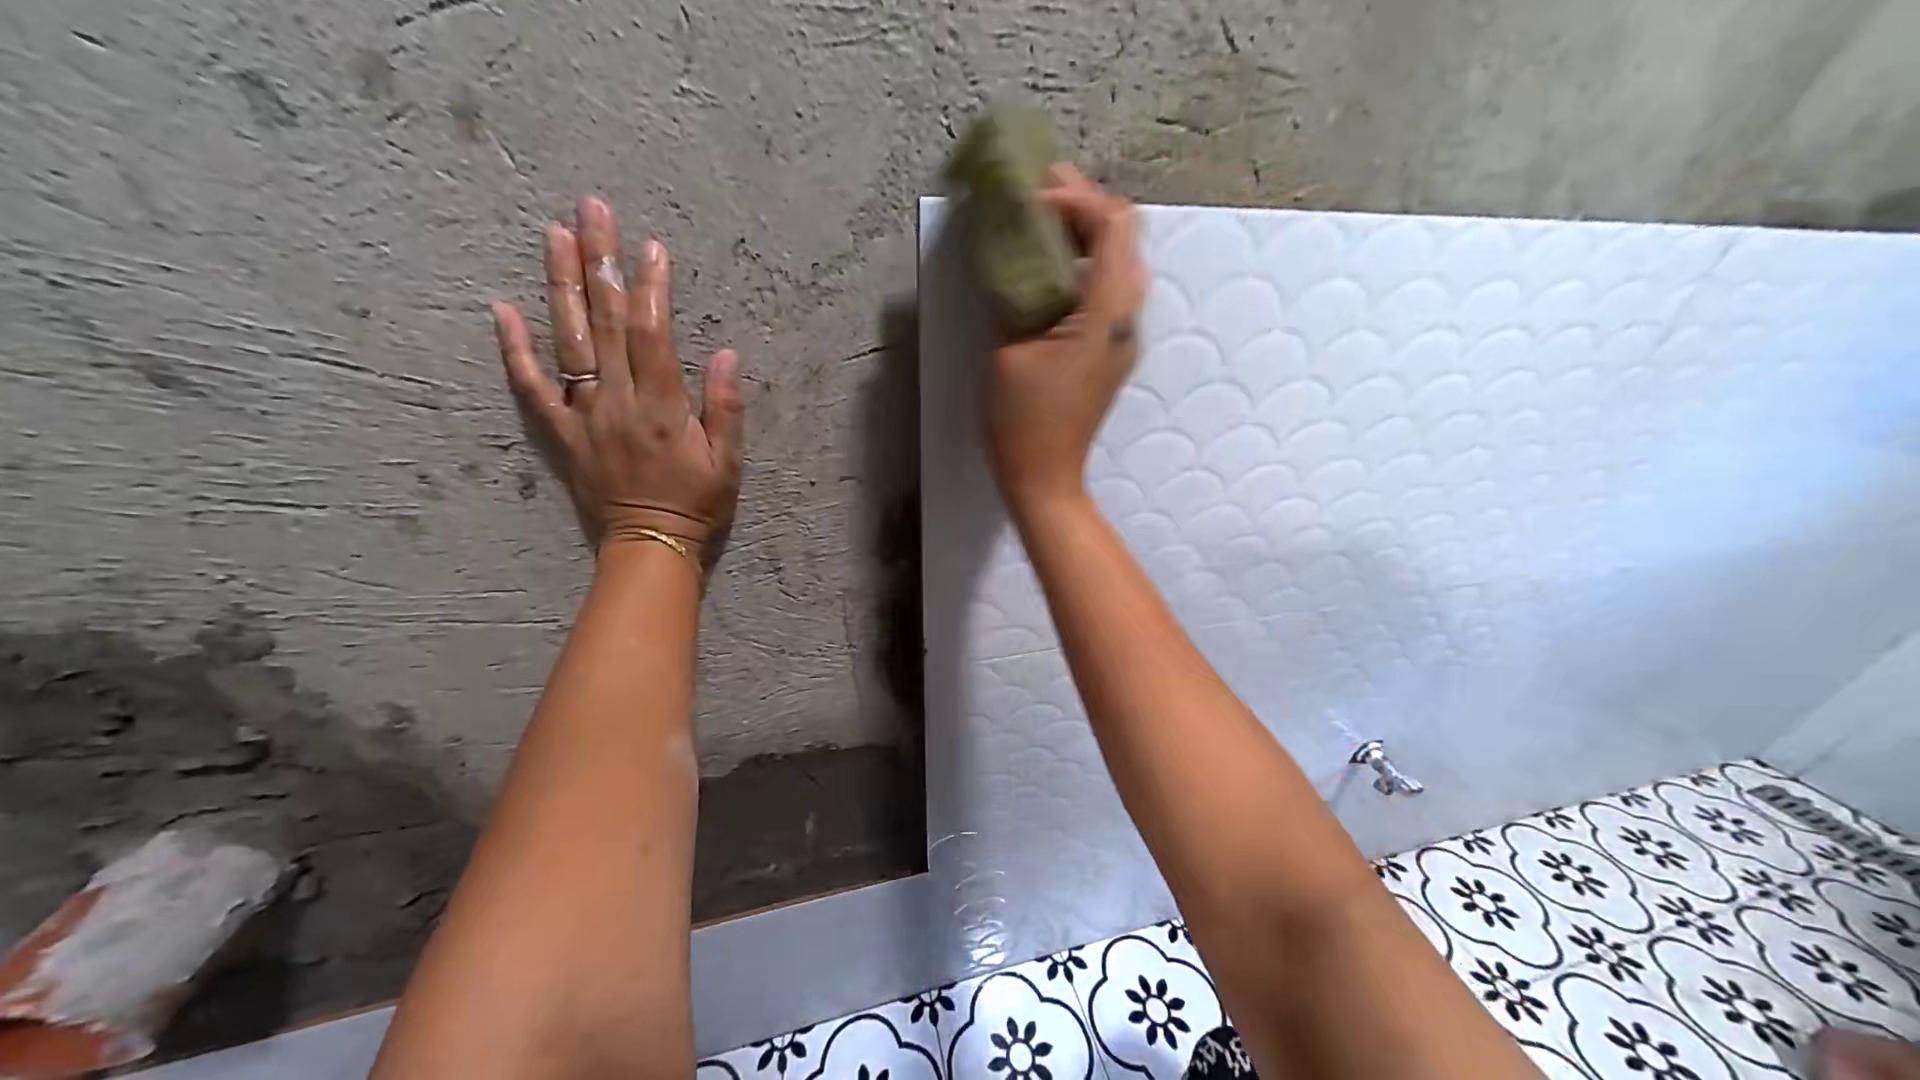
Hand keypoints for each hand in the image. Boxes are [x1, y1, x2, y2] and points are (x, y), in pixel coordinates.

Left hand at [493, 196, 744, 565]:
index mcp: (663, 409)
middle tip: (592, 210)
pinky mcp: (562, 432)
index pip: (652, 335)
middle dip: (601, 263)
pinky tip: (501, 308)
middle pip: (605, 323)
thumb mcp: (729, 462)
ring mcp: (584, 415)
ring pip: (569, 341)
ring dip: (561, 285)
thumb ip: (726, 409)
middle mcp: (618, 402)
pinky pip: (532, 387)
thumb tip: (728, 355)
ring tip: (555, 235)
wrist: (650, 543)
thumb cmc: (698, 503)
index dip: (650, 288)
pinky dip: (514, 349)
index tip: (650, 247)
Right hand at [988, 165, 1148, 519]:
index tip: (1035, 195)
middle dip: (1085, 205)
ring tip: (1044, 217)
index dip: (1078, 198)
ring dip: (1086, 232)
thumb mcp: (1008, 350)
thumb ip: (1016, 293)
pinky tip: (1051, 263)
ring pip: (1119, 260)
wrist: (1046, 476)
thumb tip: (1012, 253)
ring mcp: (1124, 335)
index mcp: (1106, 314)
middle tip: (1042, 188)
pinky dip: (1085, 262)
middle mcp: (1128, 318)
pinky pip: (1109, 288)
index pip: (1112, 226)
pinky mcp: (1113, 349)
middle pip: (1124, 236)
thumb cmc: (1022, 421)